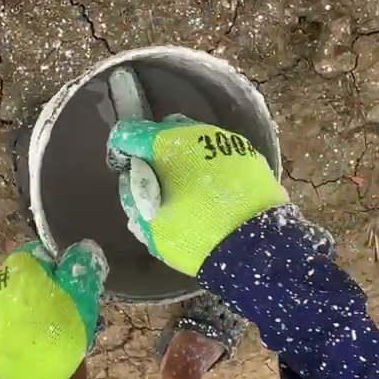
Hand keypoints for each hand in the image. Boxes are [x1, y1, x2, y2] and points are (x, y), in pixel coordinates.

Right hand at [107, 116, 289, 275]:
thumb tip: (133, 183)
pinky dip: (211, 166)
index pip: (131, 133)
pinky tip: (213, 191)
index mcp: (165, 144)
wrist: (255, 247)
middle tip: (156, 179)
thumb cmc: (195, 235)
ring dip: (186, 157)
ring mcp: (225, 141)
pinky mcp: (249, 155)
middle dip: (156, 150)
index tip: (124, 166)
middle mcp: (195, 133)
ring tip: (187, 186)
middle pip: (165, 131)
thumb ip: (135, 199)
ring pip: (195, 140)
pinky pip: (219, 154)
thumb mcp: (151, 226)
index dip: (123, 149)